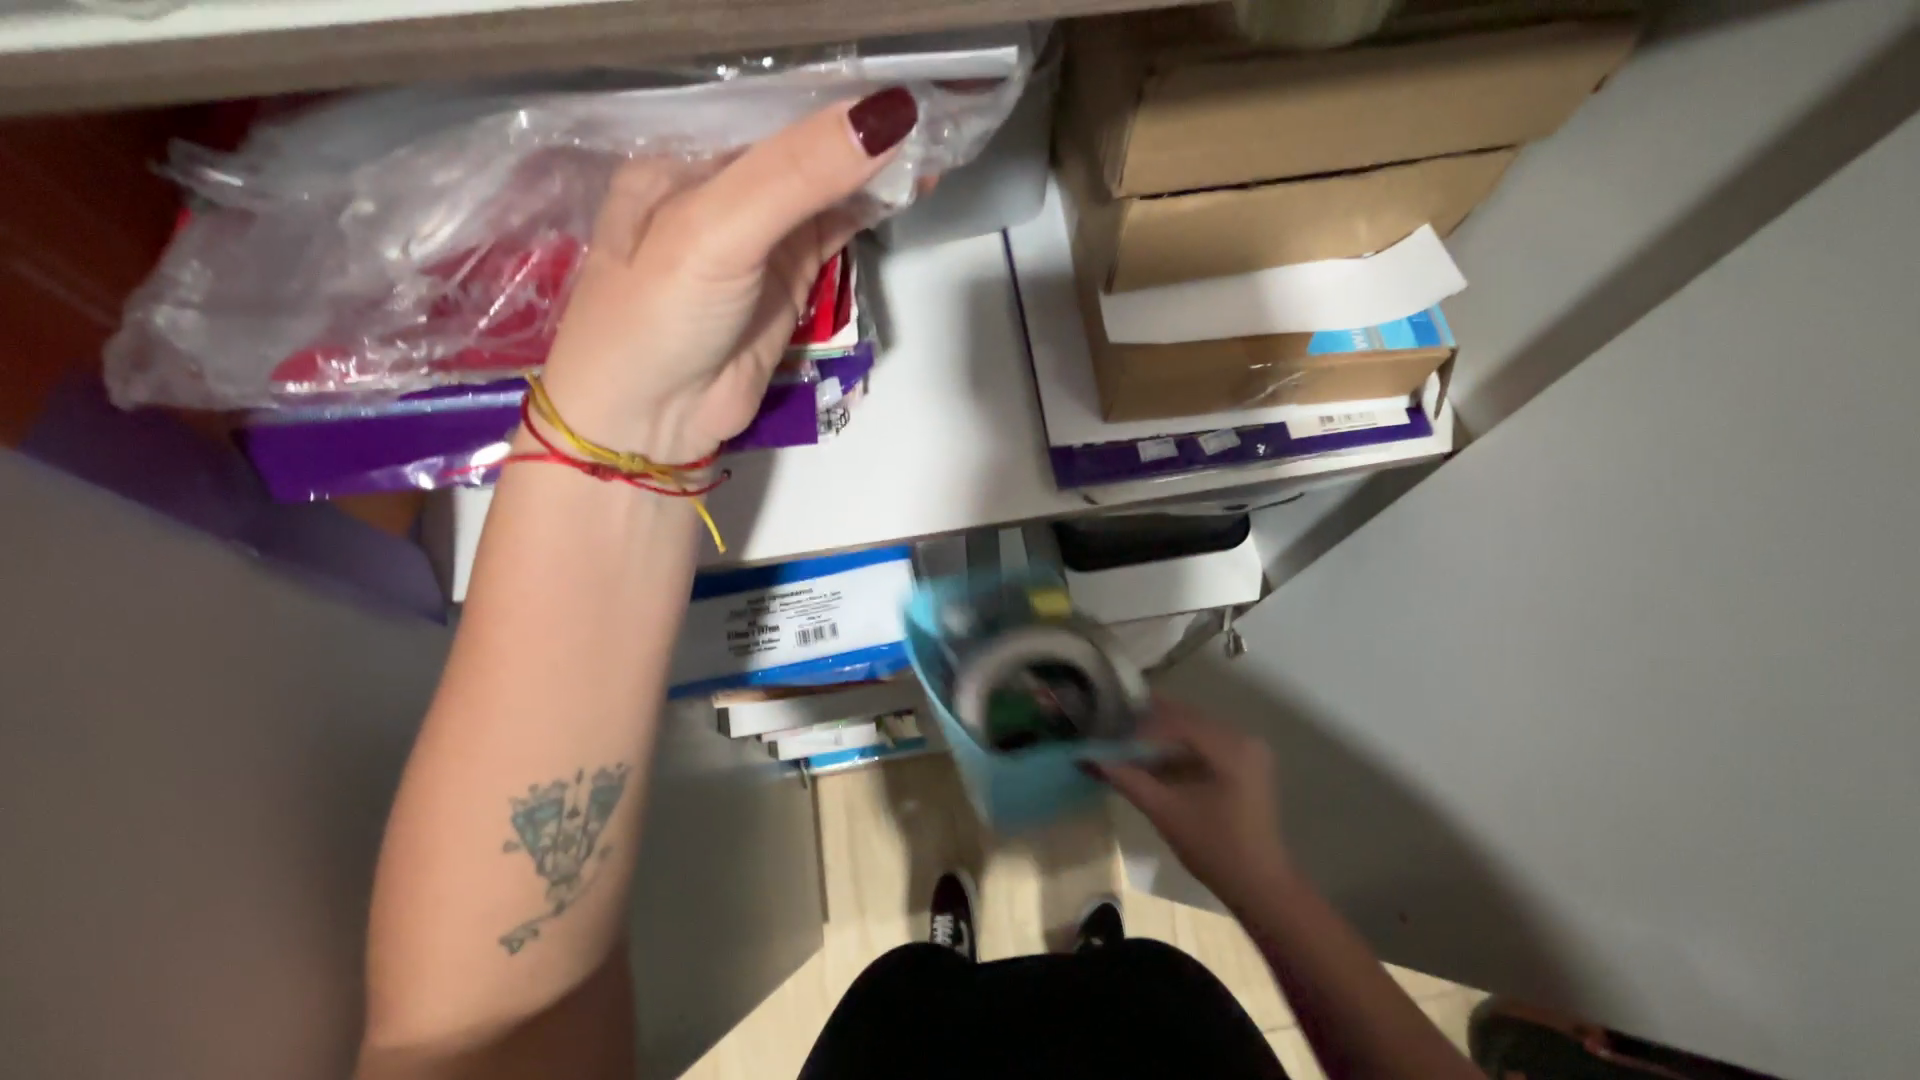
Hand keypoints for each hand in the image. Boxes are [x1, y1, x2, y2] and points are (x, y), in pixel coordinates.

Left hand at [533, 87, 918, 463]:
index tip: (902, 69)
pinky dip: (873, 207)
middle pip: (803, 139)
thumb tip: (890, 115)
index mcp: (681, 151)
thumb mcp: (716, 230)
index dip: (832, 84)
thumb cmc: (658, 315)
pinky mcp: (786, 276)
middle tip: (940, 101)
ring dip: (878, 165)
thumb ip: (796, 173)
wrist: (648, 423)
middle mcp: (721, 183)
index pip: (766, 99)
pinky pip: (837, 227)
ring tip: (941, 138)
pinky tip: (914, 184)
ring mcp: (758, 232)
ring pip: (827, 183)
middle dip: (864, 123)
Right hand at [1100, 699, 1294, 907]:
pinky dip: (1180, 749)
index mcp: (1230, 747)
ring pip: (1195, 730)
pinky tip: (1154, 759)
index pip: (1176, 721)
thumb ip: (1128, 779)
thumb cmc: (1214, 848)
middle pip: (1187, 719)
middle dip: (1149, 726)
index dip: (1140, 727)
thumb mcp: (1165, 812)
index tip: (1110, 736)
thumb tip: (1089, 759)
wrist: (1259, 884)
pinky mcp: (1246, 765)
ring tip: (1128, 744)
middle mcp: (1244, 738)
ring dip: (1163, 736)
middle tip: (1113, 731)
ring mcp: (1248, 751)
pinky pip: (1206, 744)